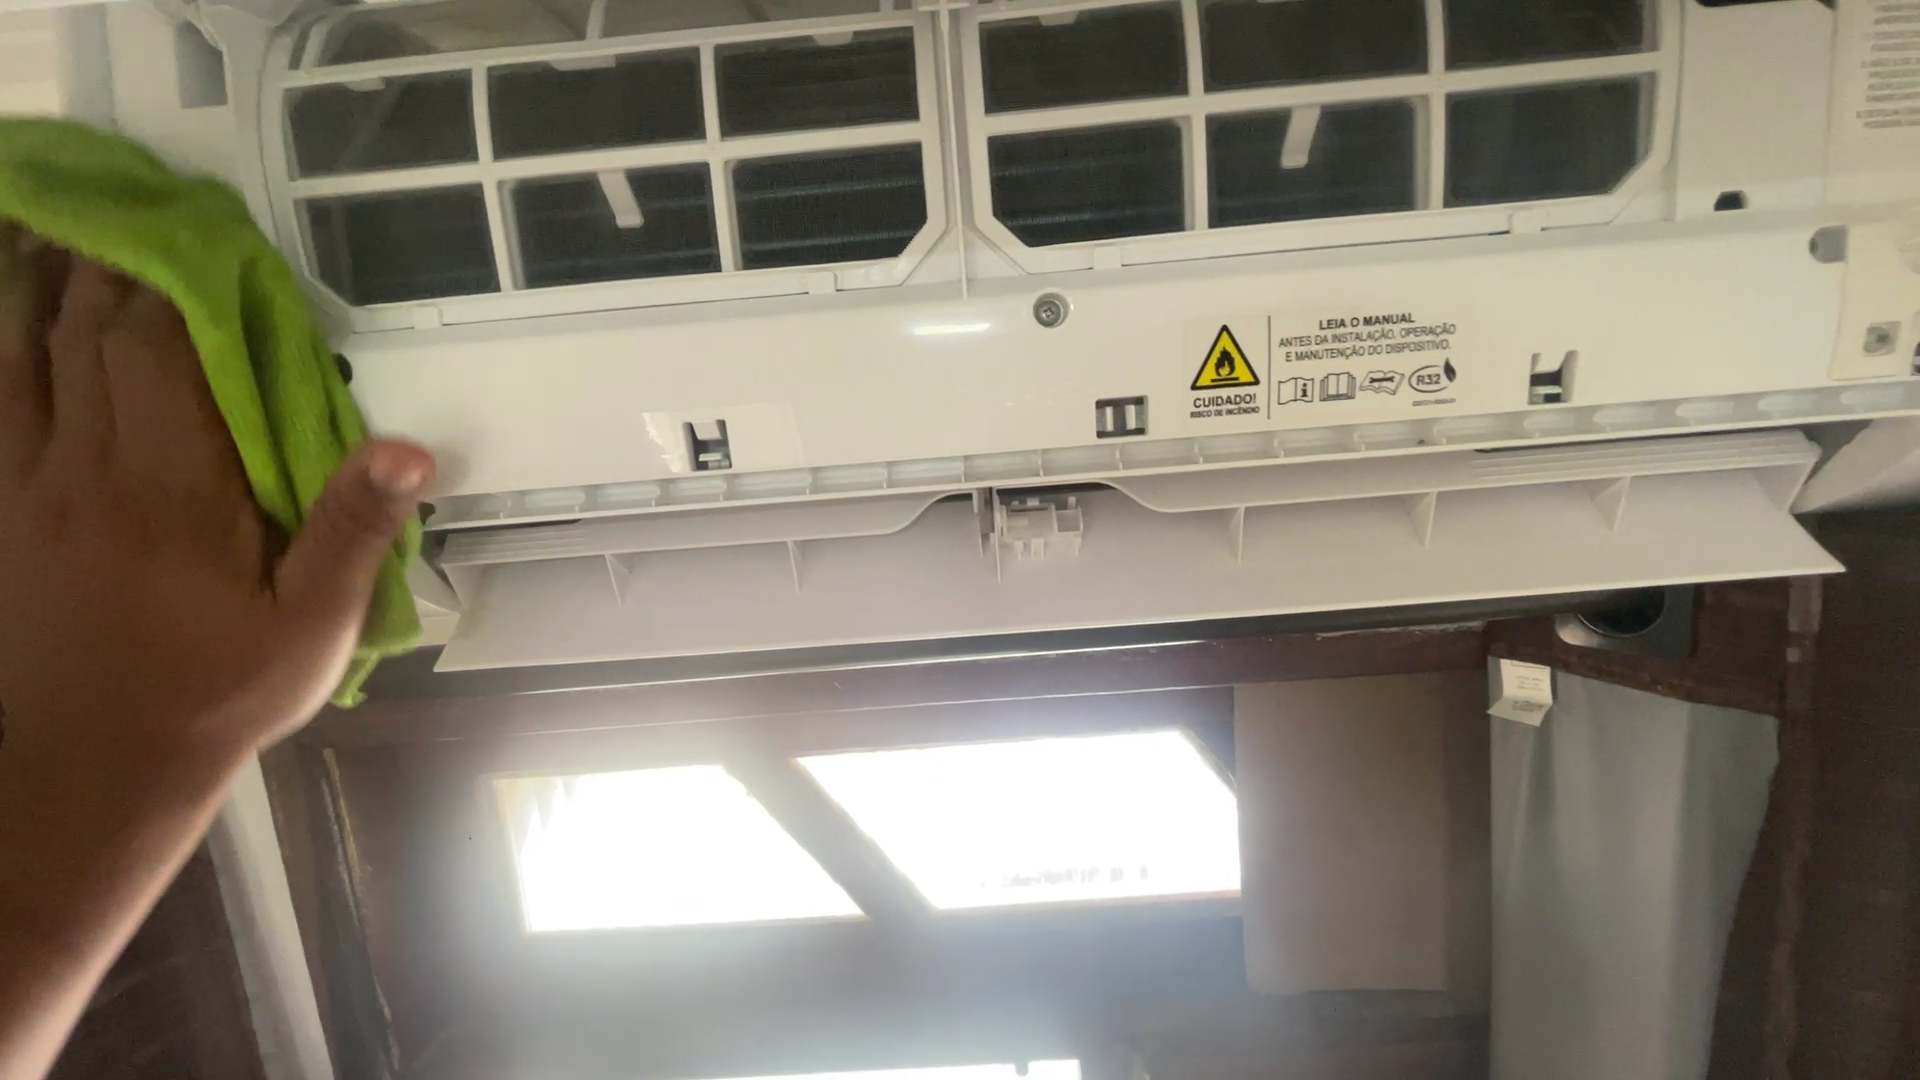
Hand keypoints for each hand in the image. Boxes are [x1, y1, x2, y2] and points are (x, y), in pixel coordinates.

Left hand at [0, 231, 433, 762]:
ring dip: (31, 288)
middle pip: (89, 343)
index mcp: (174, 490)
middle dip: (109, 270)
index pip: (167, 359)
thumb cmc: (221, 690)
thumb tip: (409, 451)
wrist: (89, 765)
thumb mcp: (315, 622)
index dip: (176, 289)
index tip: (192, 234)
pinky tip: (3, 325)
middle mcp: (86, 470)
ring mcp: (22, 488)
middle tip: (123, 208)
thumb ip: (355, 530)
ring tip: (45, 228)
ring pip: (17, 360)